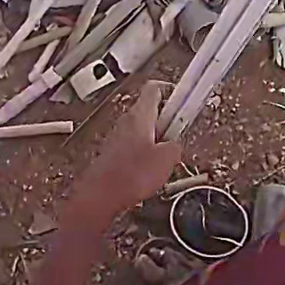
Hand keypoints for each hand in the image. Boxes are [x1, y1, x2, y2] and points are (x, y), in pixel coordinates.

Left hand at [62, 81, 184, 235]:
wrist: (101, 195)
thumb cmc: (132, 174)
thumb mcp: (166, 159)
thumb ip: (175, 146)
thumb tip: (175, 144)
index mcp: (140, 114)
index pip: (154, 88)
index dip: (171, 91)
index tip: (183, 102)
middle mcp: (126, 120)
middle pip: (150, 109)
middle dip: (166, 121)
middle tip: (177, 136)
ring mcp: (117, 135)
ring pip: (142, 128)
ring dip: (155, 138)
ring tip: (163, 158)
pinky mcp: (112, 151)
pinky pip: (133, 144)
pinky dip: (143, 152)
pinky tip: (148, 170)